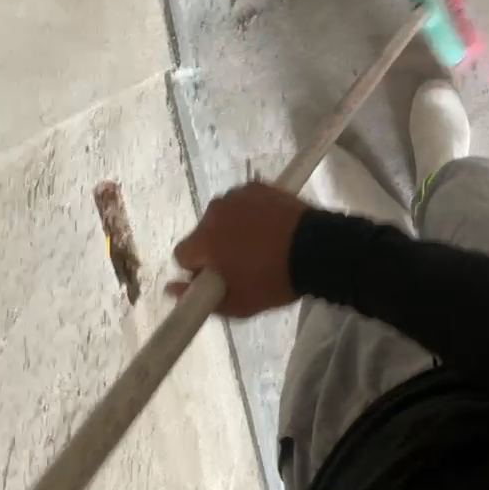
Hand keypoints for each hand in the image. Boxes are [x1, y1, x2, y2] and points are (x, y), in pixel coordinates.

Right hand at [167, 180, 309, 318]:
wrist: (317, 249)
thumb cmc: (274, 280)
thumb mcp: (237, 303)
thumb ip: (199, 299)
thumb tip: (170, 289)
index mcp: (203, 240)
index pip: (183, 256)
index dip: (199, 270)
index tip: (219, 277)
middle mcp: (214, 212)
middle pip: (203, 233)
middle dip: (216, 247)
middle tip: (243, 263)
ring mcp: (237, 195)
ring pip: (223, 217)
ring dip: (233, 228)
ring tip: (261, 244)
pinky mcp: (258, 186)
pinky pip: (244, 202)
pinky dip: (251, 213)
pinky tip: (270, 226)